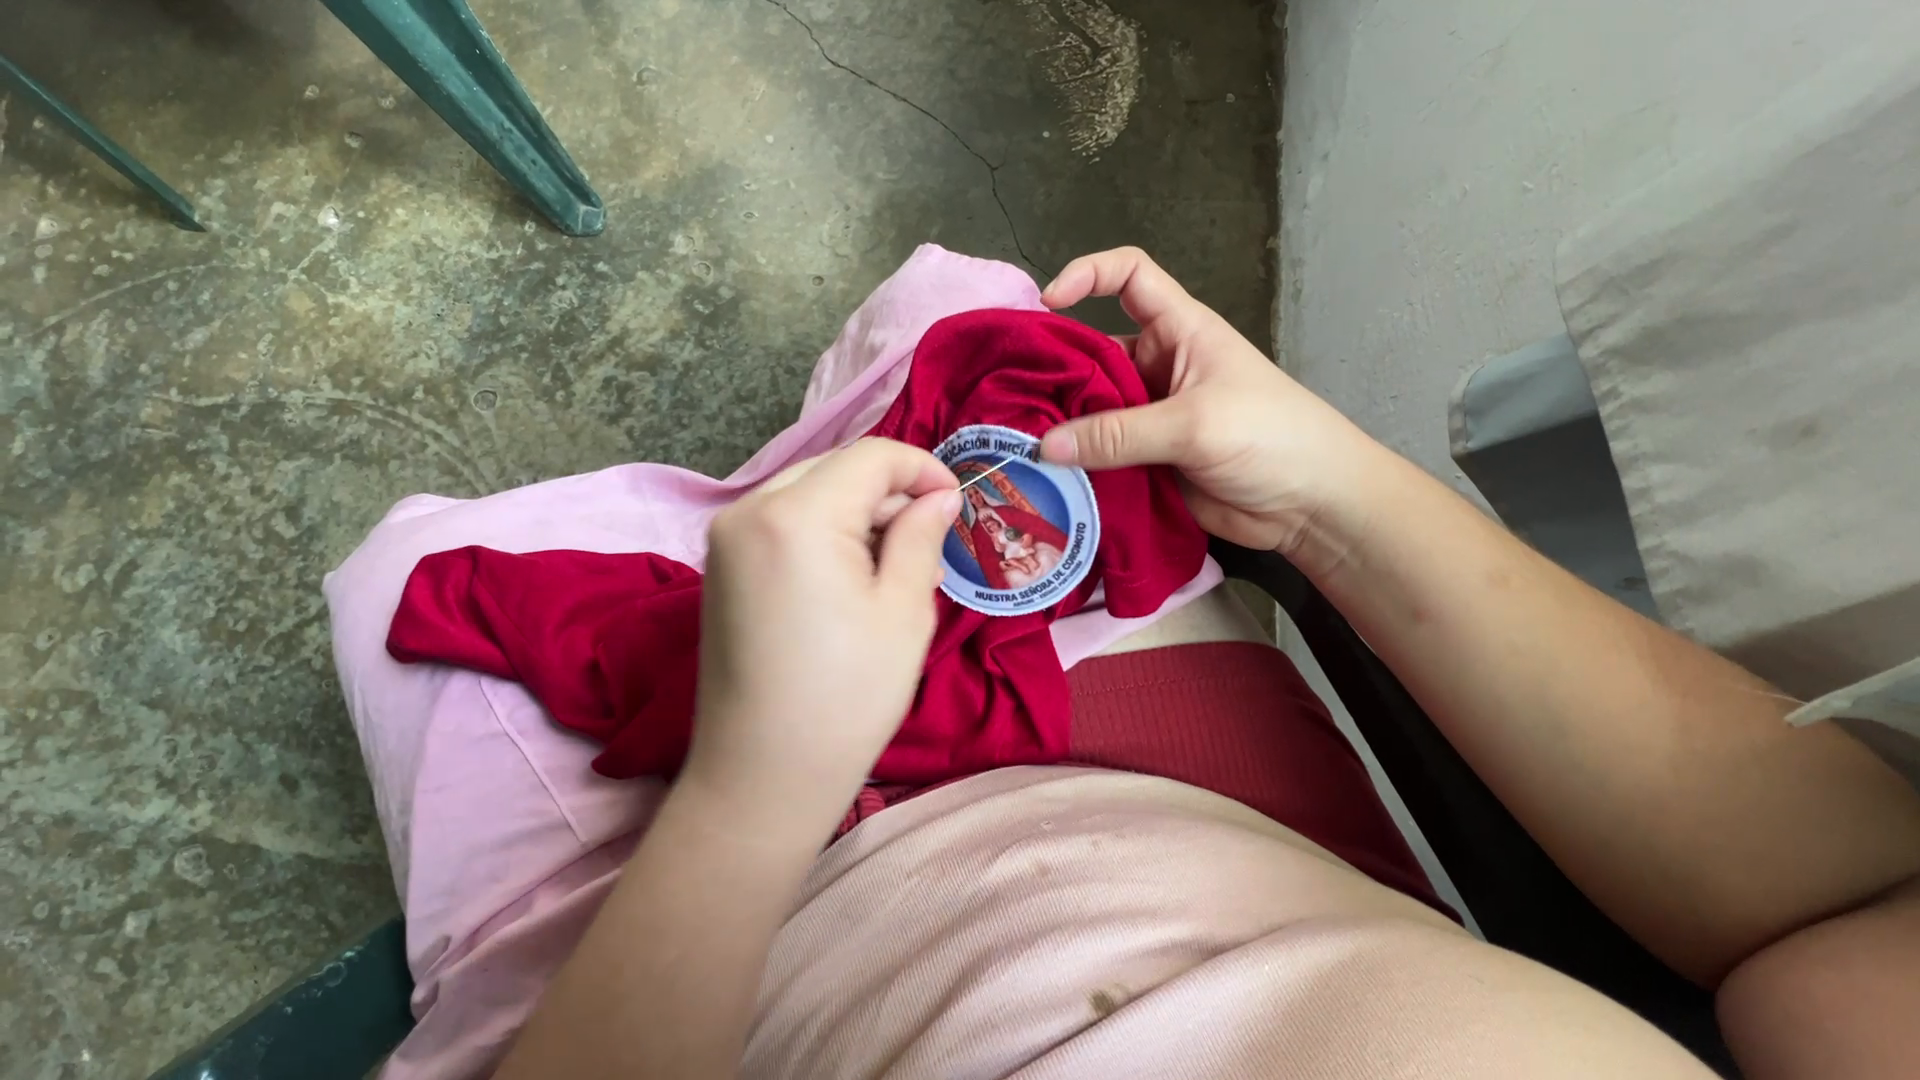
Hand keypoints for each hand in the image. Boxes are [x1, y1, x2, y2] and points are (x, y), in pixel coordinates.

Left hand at [687, 438, 960, 829]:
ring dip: (856, 511)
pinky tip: (850, 574)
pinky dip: (823, 531)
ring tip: (896, 562)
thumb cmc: (846, 698)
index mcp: (795, 515)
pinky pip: (780, 521)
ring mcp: (724, 539)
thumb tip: (938, 498)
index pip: (870, 457)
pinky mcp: (719, 567)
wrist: (761, 777)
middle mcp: (747, 510)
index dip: (922, 468)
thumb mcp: (902, 612)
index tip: (956, 501)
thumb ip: (920, 537)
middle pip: (834, 468)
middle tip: (930, 537)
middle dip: (888, 491)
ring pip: (807, 491)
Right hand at [1037, 247, 1384, 558]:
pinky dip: (1075, 464)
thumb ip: (1118, 435)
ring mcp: (1149, 417)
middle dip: (1055, 368)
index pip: (1130, 276)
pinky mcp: (1145, 461)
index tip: (1050, 303)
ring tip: (1015, 441)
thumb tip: (1045, 446)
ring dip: (1060, 424)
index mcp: (1179, 331)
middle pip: (1092, 351)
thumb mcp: (1194, 425)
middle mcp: (1157, 367)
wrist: (1310, 505)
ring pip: (1090, 409)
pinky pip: (1099, 455)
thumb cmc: (1271, 437)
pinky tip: (1043, 475)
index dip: (1089, 275)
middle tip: (1008, 394)